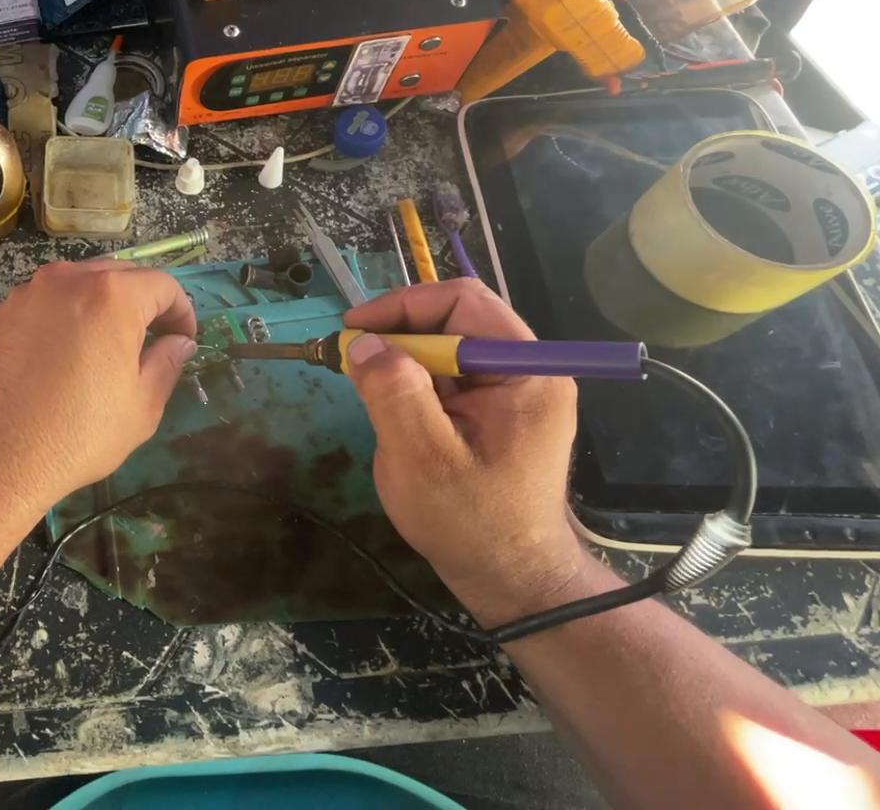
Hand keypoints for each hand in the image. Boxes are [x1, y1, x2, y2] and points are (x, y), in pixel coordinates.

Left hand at [0, 260, 196, 516]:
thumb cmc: (77, 434)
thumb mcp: (141, 406)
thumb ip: (166, 363)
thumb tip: (178, 342)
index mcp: (111, 295)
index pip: (162, 285)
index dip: (182, 311)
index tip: (183, 340)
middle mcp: (67, 279)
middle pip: (120, 275)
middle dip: (143, 303)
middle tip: (152, 341)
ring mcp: (27, 293)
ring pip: (78, 284)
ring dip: (102, 305)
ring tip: (106, 347)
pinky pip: (44, 302)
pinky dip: (63, 316)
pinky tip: (61, 355)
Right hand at [342, 279, 590, 625]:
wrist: (509, 579)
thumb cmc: (470, 521)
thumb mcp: (422, 457)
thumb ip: (393, 393)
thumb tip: (362, 343)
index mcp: (524, 371)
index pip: (462, 301)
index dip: (403, 306)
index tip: (356, 332)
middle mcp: (523, 370)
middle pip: (453, 318)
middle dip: (397, 331)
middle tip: (355, 359)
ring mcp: (508, 390)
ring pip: (443, 344)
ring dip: (399, 356)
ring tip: (366, 383)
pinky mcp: (490, 409)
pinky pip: (444, 373)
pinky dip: (408, 378)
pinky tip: (387, 403)